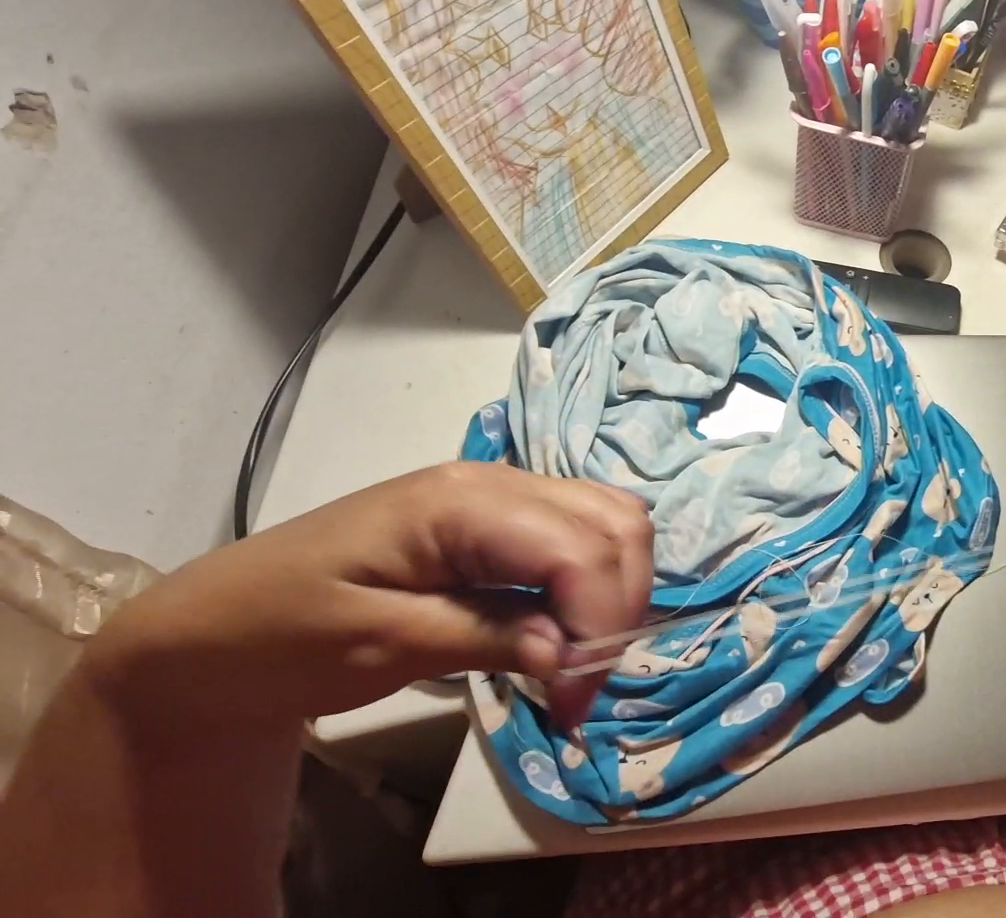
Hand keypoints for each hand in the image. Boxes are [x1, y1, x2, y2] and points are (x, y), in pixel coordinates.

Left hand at [85, 462, 650, 731]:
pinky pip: (588, 531)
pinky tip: (572, 624)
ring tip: (581, 656)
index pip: (579, 549)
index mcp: (463, 502)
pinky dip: (601, 578)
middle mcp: (500, 480)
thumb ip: (483, 638)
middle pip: (616, 525)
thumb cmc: (275, 635)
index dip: (599, 623)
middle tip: (582, 685)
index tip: (575, 700)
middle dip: (621, 608)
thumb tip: (571, 653)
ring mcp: (507, 492)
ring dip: (619, 590)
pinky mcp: (507, 517)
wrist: (209, 627)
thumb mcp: (375, 647)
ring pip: (616, 521)